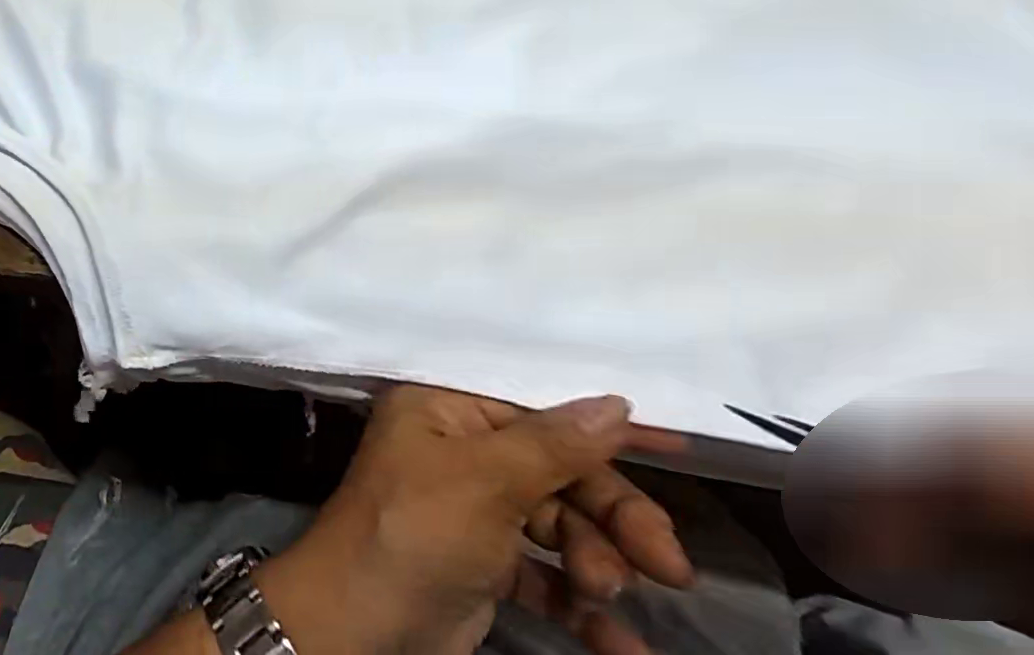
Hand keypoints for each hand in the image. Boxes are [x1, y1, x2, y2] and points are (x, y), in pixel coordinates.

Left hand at [254, 385, 693, 654]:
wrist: (361, 628)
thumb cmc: (416, 531)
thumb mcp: (485, 480)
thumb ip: (554, 444)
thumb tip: (615, 402)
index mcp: (444, 410)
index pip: (534, 409)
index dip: (599, 430)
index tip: (672, 444)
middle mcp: (457, 450)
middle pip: (554, 469)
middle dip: (610, 515)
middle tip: (667, 564)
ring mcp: (471, 509)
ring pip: (556, 522)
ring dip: (593, 560)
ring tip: (604, 592)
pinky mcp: (482, 563)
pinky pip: (543, 573)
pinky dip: (578, 604)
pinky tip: (616, 644)